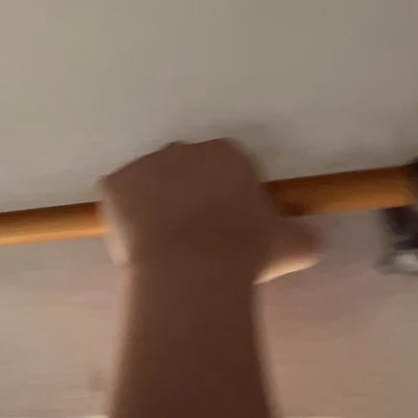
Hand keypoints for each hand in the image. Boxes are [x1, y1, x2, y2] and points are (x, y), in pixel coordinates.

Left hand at [100, 139, 318, 281]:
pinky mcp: (112, 185)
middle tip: (191, 235)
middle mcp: (180, 150)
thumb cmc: (247, 252)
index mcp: (225, 154)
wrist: (191, 267)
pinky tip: (136, 242)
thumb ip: (300, 234)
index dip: (223, 198)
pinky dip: (123, 217)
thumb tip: (305, 238)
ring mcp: (142, 164)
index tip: (224, 226)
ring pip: (146, 185)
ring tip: (162, 243)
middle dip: (185, 197)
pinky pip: (116, 199)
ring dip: (152, 206)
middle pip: (181, 172)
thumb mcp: (296, 244)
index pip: (223, 169)